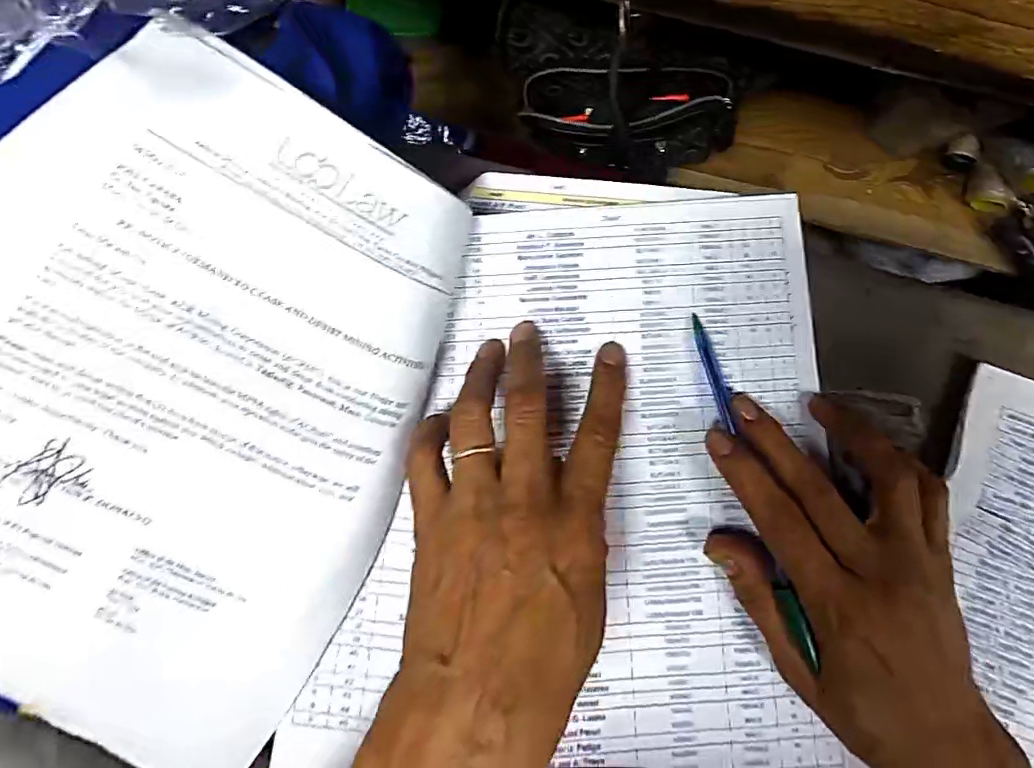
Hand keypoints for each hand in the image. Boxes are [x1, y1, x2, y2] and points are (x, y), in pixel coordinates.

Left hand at [354, 322, 626, 767]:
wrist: (473, 703)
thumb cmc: (549, 656)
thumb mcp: (593, 587)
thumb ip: (587, 532)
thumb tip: (582, 503)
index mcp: (575, 516)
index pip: (598, 433)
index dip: (606, 387)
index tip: (607, 352)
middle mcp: (525, 499)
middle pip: (529, 412)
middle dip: (529, 363)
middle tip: (527, 331)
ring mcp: (473, 508)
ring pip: (474, 425)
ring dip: (479, 381)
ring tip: (486, 352)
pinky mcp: (432, 526)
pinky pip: (426, 464)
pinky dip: (431, 434)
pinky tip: (439, 419)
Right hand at [704, 395, 1027, 767]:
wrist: (943, 737)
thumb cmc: (864, 709)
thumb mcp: (799, 670)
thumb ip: (761, 600)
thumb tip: (721, 542)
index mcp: (837, 605)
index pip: (782, 523)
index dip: (747, 475)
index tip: (722, 439)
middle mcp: (880, 570)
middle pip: (821, 489)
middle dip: (776, 441)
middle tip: (747, 406)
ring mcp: (918, 555)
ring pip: (889, 474)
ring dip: (852, 430)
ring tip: (818, 406)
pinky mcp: (943, 552)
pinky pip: (930, 491)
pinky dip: (903, 460)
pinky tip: (878, 446)